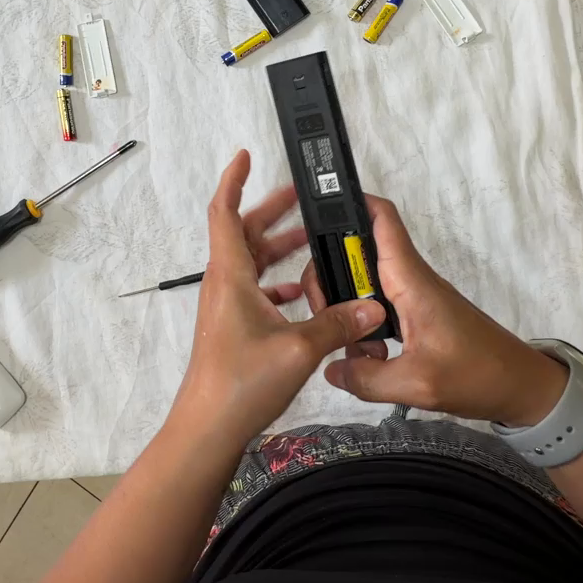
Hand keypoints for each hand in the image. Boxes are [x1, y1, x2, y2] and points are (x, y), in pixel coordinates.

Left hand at [167, 150, 387, 447]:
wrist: (208, 428)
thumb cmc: (242, 381)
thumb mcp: (299, 348)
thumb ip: (338, 323)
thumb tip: (374, 306)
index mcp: (230, 274)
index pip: (225, 211)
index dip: (233, 180)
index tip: (245, 155)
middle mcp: (224, 283)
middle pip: (243, 232)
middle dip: (269, 210)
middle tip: (300, 196)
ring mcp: (226, 306)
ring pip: (251, 262)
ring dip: (276, 246)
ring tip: (310, 238)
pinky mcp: (233, 327)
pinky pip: (255, 290)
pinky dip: (276, 282)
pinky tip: (302, 293)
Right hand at [309, 195, 566, 426]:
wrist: (522, 388)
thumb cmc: (478, 375)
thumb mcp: (417, 385)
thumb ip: (367, 379)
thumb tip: (331, 368)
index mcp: (410, 280)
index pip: (382, 219)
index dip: (352, 202)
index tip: (320, 210)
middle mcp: (408, 279)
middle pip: (357, 251)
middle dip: (330, 272)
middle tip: (320, 310)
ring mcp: (411, 296)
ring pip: (363, 281)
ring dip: (344, 303)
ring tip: (339, 337)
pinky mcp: (415, 314)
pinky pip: (375, 305)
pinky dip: (360, 321)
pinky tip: (360, 351)